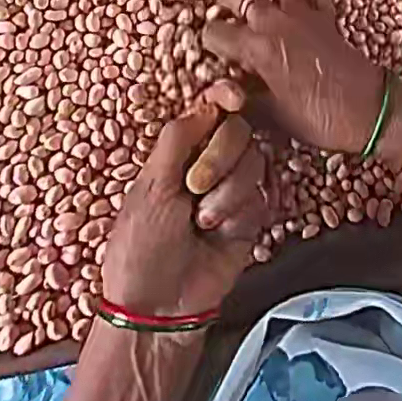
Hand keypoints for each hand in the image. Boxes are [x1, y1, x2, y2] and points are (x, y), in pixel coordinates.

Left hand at [101, 104, 267, 317]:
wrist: (160, 305)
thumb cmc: (142, 243)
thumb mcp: (151, 184)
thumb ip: (179, 138)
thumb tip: (208, 103)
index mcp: (180, 149)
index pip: (210, 107)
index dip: (225, 95)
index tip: (234, 98)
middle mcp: (209, 162)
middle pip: (237, 128)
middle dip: (219, 155)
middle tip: (193, 186)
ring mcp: (232, 188)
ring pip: (252, 160)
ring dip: (226, 190)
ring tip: (201, 221)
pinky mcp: (250, 215)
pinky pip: (259, 193)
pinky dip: (236, 211)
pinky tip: (216, 232)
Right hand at [201, 0, 385, 154]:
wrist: (371, 112)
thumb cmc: (321, 118)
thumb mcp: (273, 116)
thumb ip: (243, 99)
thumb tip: (224, 91)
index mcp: (257, 47)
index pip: (215, 31)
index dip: (208, 43)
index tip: (213, 55)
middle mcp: (277, 22)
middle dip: (225, 7)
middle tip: (223, 22)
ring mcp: (303, 13)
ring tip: (252, 6)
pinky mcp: (326, 15)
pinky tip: (294, 1)